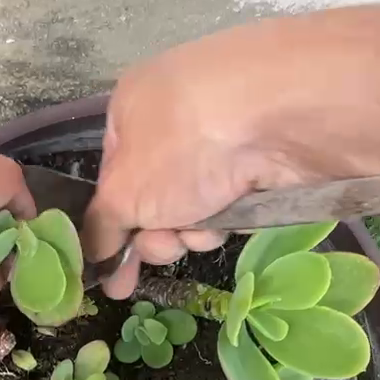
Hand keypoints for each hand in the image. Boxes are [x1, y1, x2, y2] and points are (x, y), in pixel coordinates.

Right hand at [83, 5, 379, 297]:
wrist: (289, 111)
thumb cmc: (185, 146)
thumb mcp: (123, 196)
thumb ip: (99, 229)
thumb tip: (91, 256)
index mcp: (129, 106)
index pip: (107, 179)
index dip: (108, 227)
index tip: (110, 273)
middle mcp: (172, 111)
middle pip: (148, 197)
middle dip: (152, 233)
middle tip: (160, 253)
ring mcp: (221, 129)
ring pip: (187, 204)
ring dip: (186, 230)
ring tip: (200, 229)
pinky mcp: (261, 149)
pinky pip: (227, 198)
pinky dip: (223, 216)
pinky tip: (230, 217)